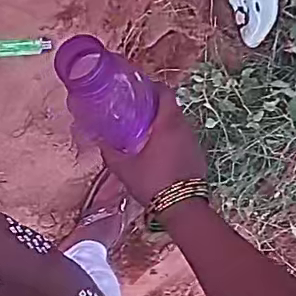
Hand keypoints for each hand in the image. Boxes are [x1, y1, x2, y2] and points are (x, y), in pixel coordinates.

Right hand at [101, 83, 207, 203]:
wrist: (182, 208)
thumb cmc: (153, 183)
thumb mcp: (124, 168)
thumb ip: (110, 151)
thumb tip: (98, 139)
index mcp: (168, 124)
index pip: (165, 93)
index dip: (152, 87)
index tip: (138, 90)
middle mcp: (184, 128)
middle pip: (172, 107)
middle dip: (155, 105)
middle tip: (136, 110)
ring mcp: (193, 142)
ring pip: (179, 123)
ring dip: (164, 123)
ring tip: (145, 129)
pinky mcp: (197, 155)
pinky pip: (183, 138)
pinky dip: (172, 137)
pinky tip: (160, 149)